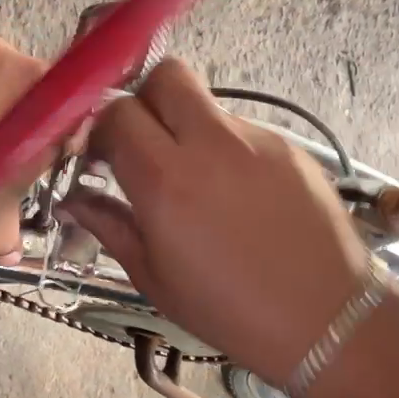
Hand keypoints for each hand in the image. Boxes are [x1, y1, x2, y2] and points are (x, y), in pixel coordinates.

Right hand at [58, 60, 372, 384]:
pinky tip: (234, 195)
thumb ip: (108, 226)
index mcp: (166, 181)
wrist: (326, 321)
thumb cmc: (228, 310)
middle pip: (165, 76)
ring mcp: (256, 140)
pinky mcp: (289, 147)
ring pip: (206, 103)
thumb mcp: (153, 277)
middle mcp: (210, 145)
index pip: (116, 113)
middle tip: (142, 143)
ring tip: (193, 178)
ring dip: (185, 125)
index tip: (100, 157)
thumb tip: (73, 201)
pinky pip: (241, 129)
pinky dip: (224, 148)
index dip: (100, 128)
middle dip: (144, 100)